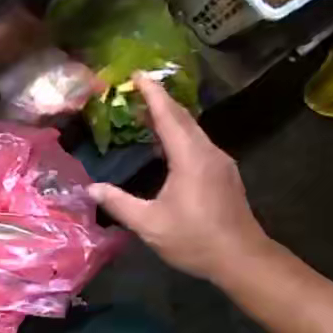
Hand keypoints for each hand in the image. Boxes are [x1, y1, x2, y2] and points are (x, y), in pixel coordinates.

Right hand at [88, 73, 272, 283]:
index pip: (168, 115)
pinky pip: (198, 143)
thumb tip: (91, 189)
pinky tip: (168, 146)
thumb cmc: (195, 240)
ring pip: (192, 130)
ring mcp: (220, 162)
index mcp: (190, 157)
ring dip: (170, 118)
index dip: (152, 93)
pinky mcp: (225, 174)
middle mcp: (208, 152)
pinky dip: (180, 135)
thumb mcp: (150, 225)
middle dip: (160, 100)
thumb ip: (119, 203)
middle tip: (137, 89)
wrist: (242, 259)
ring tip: (146, 115)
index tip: (137, 73)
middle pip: (183, 117)